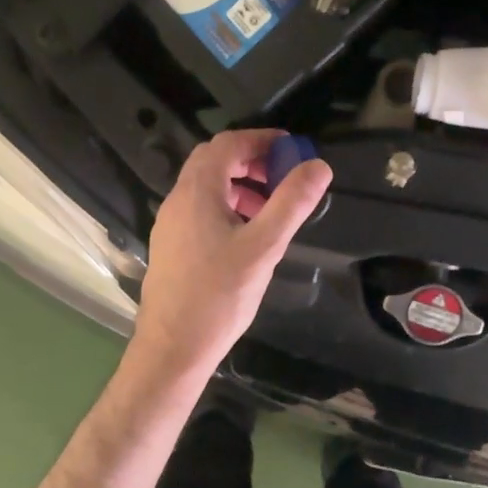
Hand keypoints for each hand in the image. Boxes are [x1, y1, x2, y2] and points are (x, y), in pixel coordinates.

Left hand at [131, 129, 332, 375]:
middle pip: (213, 162)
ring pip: (205, 189)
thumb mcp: (264, 247)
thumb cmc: (219, 295)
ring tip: (270, 210)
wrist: (172, 347)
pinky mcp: (170, 247)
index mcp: (197, 192)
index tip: (293, 149)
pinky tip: (246, 238)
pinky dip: (226, 208)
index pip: (227, 144)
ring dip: (239, 187)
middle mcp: (177, 201)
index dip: (261, 140)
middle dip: (250, 161)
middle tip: (283, 177)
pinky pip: (199, 211)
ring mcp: (170, 225)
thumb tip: (318, 166)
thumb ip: (291, 203)